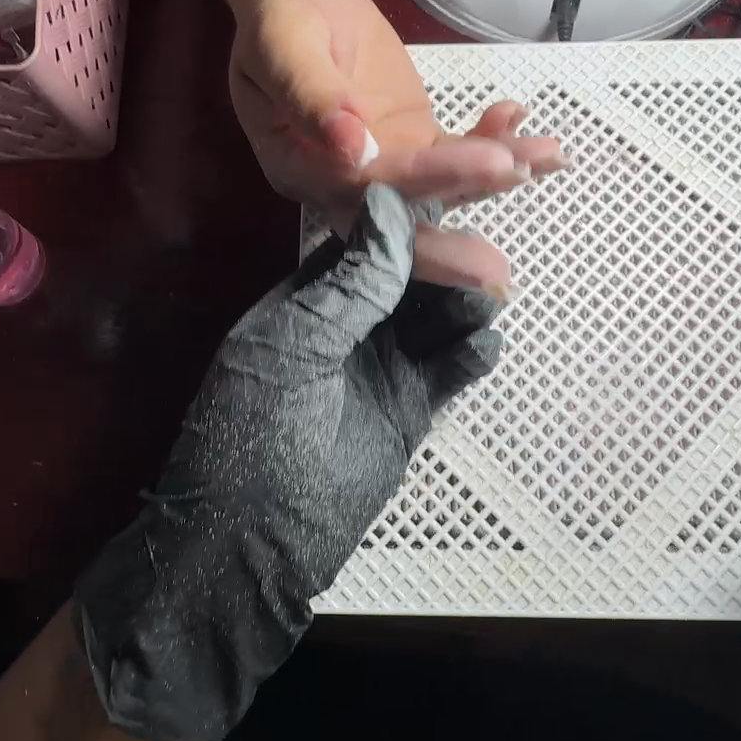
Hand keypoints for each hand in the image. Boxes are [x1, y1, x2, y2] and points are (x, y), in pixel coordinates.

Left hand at [73, 186, 504, 740]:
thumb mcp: (295, 348)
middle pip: (412, 278)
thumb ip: (350, 285)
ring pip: (437, 319)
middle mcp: (351, 323)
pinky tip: (481, 346)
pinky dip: (471, 353)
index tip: (453, 198)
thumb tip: (392, 209)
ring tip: (486, 302)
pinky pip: (451, 369)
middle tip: (482, 260)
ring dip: (465, 305)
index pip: (368, 243)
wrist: (254, 542)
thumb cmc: (254, 433)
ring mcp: (383, 365)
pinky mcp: (412, 408)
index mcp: (310, 298)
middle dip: (446, 266)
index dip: (408, 223)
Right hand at [228, 0, 565, 294]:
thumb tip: (353, 148)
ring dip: (493, 178)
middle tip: (497, 269)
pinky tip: (524, 123)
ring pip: (439, 190)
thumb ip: (311, 95)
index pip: (357, 187)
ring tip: (547, 157)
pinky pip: (457, 156)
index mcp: (298, 166)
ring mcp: (385, 167)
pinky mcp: (414, 145)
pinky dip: (495, 144)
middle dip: (450, 243)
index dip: (412, 182)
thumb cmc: (280, 20)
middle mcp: (341, 184)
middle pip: (397, 219)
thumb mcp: (282, 44)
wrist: (302, 0)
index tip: (478, 164)